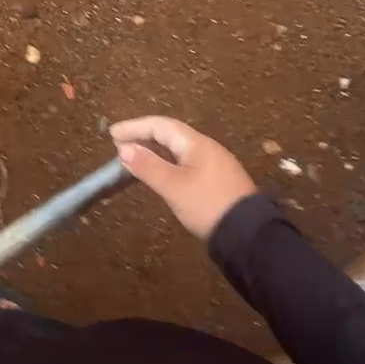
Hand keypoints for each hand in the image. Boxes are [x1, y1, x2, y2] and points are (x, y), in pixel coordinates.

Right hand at [110, 116, 258, 239]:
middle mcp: (207, 148)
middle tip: (120, 144)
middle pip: (170, 135)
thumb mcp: (173, 187)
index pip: (160, 126)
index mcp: (196, 144)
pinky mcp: (219, 182)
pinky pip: (186, 163)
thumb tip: (123, 148)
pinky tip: (161, 175)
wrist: (252, 238)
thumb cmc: (207, 205)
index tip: (113, 134)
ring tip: (136, 159)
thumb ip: (147, 166)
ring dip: (155, 151)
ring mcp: (215, 165)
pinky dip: (167, 163)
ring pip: (179, 150)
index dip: (134, 127)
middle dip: (143, 137)